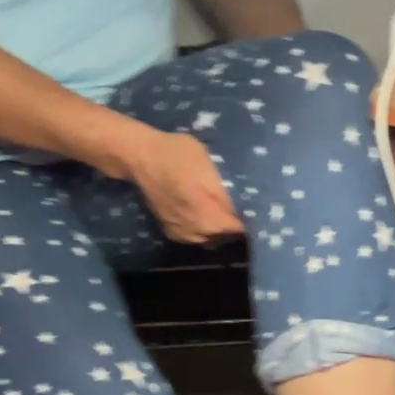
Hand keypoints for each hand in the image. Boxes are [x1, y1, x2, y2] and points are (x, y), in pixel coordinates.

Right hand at [116, 128, 242, 244]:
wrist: (140, 157)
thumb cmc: (178, 157)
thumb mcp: (210, 169)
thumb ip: (226, 196)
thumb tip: (240, 214)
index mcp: (209, 220)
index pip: (239, 230)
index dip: (249, 220)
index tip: (255, 210)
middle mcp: (196, 234)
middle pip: (224, 237)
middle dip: (232, 225)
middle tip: (239, 207)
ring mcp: (181, 234)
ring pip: (209, 238)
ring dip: (217, 228)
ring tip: (221, 210)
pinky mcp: (169, 230)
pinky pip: (194, 235)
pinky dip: (201, 228)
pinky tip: (202, 212)